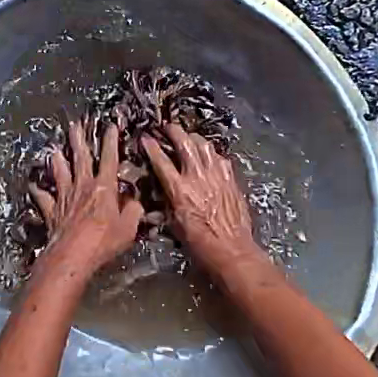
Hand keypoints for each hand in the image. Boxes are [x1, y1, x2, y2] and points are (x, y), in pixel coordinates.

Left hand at [29, 120, 143, 277]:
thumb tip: (135, 203)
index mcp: (103, 187)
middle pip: (80, 158)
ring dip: (57, 160)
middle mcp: (82, 186)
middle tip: (74, 125)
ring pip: (59, 173)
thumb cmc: (104, 241)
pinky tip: (33, 185)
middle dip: (78, 140)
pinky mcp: (52, 211)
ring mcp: (64, 198)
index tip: (110, 126)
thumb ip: (133, 211)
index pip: (109, 158)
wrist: (73, 255)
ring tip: (54, 149)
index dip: (110, 141)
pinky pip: (43, 198)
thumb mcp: (129, 228)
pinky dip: (38, 191)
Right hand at [142, 124, 264, 279]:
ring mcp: (217, 175)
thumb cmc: (199, 243)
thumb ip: (168, 202)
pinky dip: (211, 153)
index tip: (145, 138)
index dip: (151, 147)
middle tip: (168, 127)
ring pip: (204, 145)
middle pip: (185, 143)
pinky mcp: (231, 179)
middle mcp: (197, 177)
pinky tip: (208, 156)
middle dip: (174, 131)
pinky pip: (220, 158)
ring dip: (194, 137)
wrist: (231, 250)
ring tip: (188, 136)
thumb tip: (163, 191)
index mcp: (179, 190)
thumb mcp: (175, 223)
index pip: (161, 161)